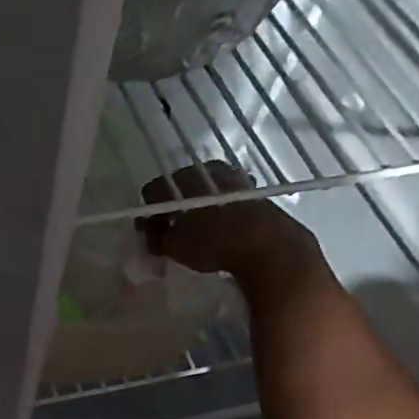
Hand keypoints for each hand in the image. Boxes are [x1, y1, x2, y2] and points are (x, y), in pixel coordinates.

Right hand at [137, 162, 323, 293]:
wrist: (271, 249)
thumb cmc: (216, 244)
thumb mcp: (177, 248)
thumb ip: (159, 240)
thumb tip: (153, 236)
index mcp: (185, 178)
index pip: (153, 191)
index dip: (147, 215)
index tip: (147, 235)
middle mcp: (209, 170)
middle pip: (180, 189)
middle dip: (171, 211)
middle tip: (168, 235)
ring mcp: (234, 178)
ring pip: (204, 192)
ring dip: (195, 211)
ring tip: (194, 235)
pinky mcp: (253, 192)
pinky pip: (224, 200)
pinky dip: (215, 213)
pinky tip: (217, 232)